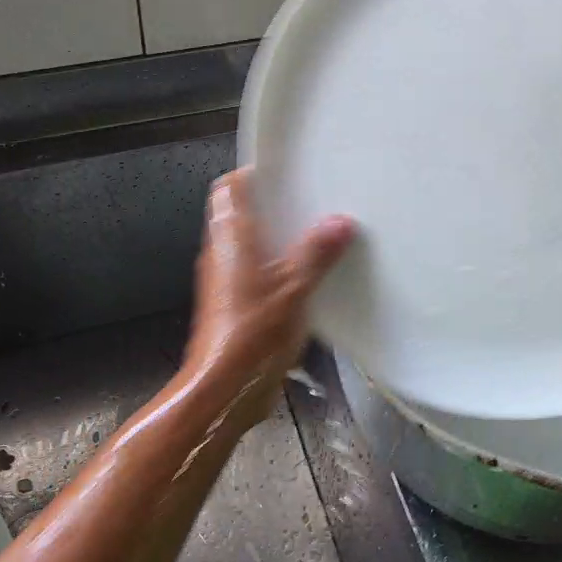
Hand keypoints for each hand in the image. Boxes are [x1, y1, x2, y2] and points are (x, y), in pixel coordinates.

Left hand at [182, 169, 354, 395]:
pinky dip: (280, 268)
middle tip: (316, 203)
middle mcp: (222, 253)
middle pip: (243, 215)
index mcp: (231, 238)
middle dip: (277, 207)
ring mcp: (226, 281)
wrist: (225, 388)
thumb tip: (339, 222)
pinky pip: (258, 274)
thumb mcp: (294, 289)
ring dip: (281, 240)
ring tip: (321, 235)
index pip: (230, 188)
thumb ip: (316, 254)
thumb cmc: (252, 334)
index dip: (255, 175)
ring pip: (252, 246)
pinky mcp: (234, 306)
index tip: (289, 173)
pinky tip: (312, 277)